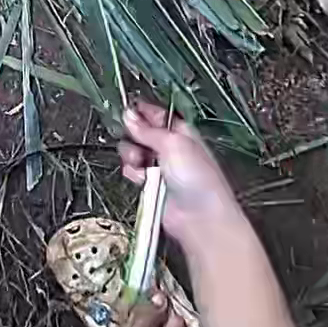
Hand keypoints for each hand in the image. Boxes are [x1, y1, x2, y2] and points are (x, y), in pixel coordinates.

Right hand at [118, 101, 244, 250]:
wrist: (200, 218)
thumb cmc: (199, 179)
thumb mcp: (172, 144)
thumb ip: (147, 129)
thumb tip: (129, 115)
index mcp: (181, 133)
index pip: (157, 115)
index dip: (142, 111)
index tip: (127, 109)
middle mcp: (170, 149)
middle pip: (141, 133)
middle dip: (133, 135)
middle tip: (135, 139)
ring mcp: (160, 167)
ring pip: (133, 152)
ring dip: (132, 155)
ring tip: (140, 161)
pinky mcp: (151, 185)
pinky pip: (132, 172)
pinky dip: (133, 173)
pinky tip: (141, 177)